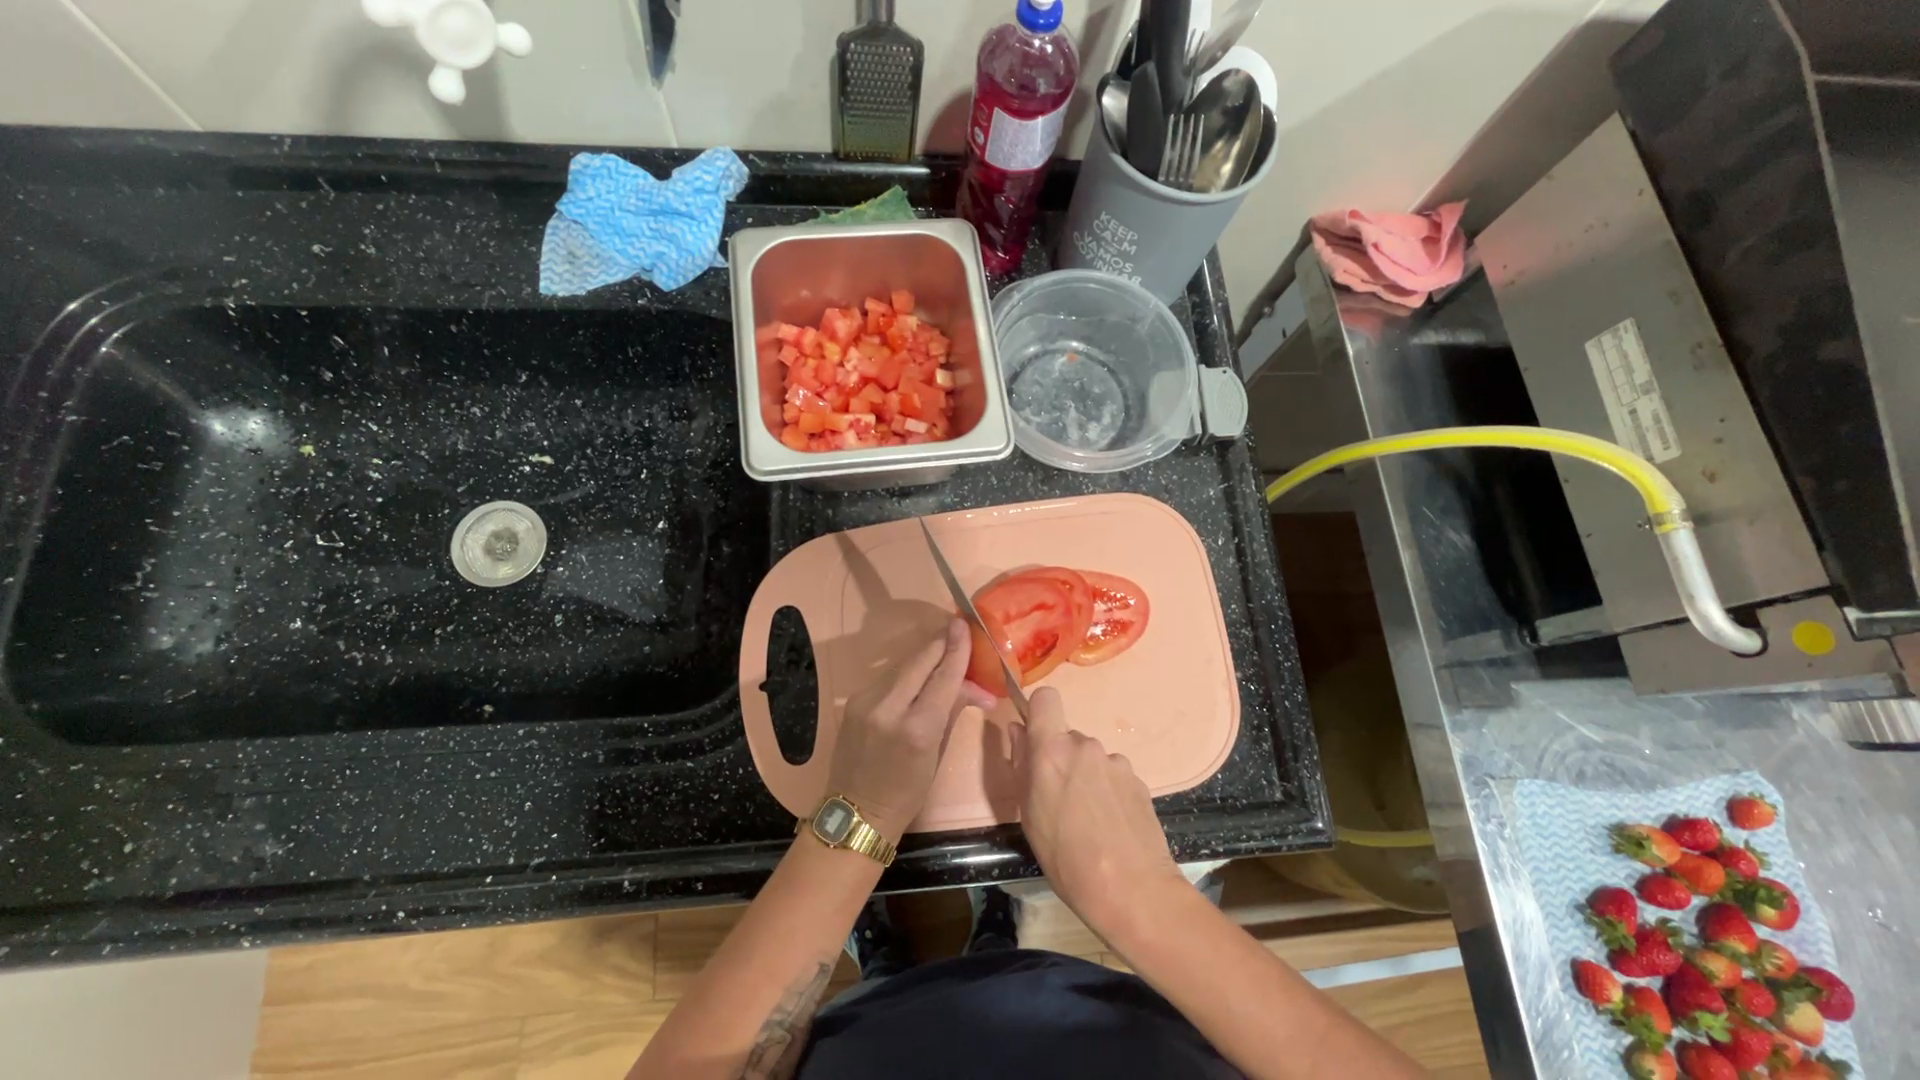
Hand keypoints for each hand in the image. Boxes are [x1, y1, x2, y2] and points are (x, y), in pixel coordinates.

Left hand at [827, 617, 993, 841]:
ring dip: (925, 658)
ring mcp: (865, 703)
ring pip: (902, 667)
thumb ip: (950, 711)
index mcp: (917, 728)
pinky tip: (918, 675)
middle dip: (940, 644)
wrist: (856, 811)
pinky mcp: (853, 702)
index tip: (964, 625)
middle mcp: (888, 708)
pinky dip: (906, 674)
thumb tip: (969, 684)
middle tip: (958, 629)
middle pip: (919, 662)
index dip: (956, 650)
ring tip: (944, 654)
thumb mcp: (936, 754)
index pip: (942, 677)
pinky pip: (886, 679)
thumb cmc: (907, 793)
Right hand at [1013, 686, 1186, 934]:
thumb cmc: (1065, 857)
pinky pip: (1114, 776)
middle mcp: (1086, 746)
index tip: (1035, 738)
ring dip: (1086, 777)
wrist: (1131, 889)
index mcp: (1052, 750)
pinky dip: (1108, 793)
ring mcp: (1117, 762)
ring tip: (1088, 820)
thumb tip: (1018, 731)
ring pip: (1092, 759)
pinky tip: (1110, 826)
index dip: (1038, 712)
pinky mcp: (1139, 781)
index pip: (1046, 698)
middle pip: (1068, 737)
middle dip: (1061, 759)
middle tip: (1058, 799)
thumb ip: (1021, 765)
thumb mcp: (1028, 815)